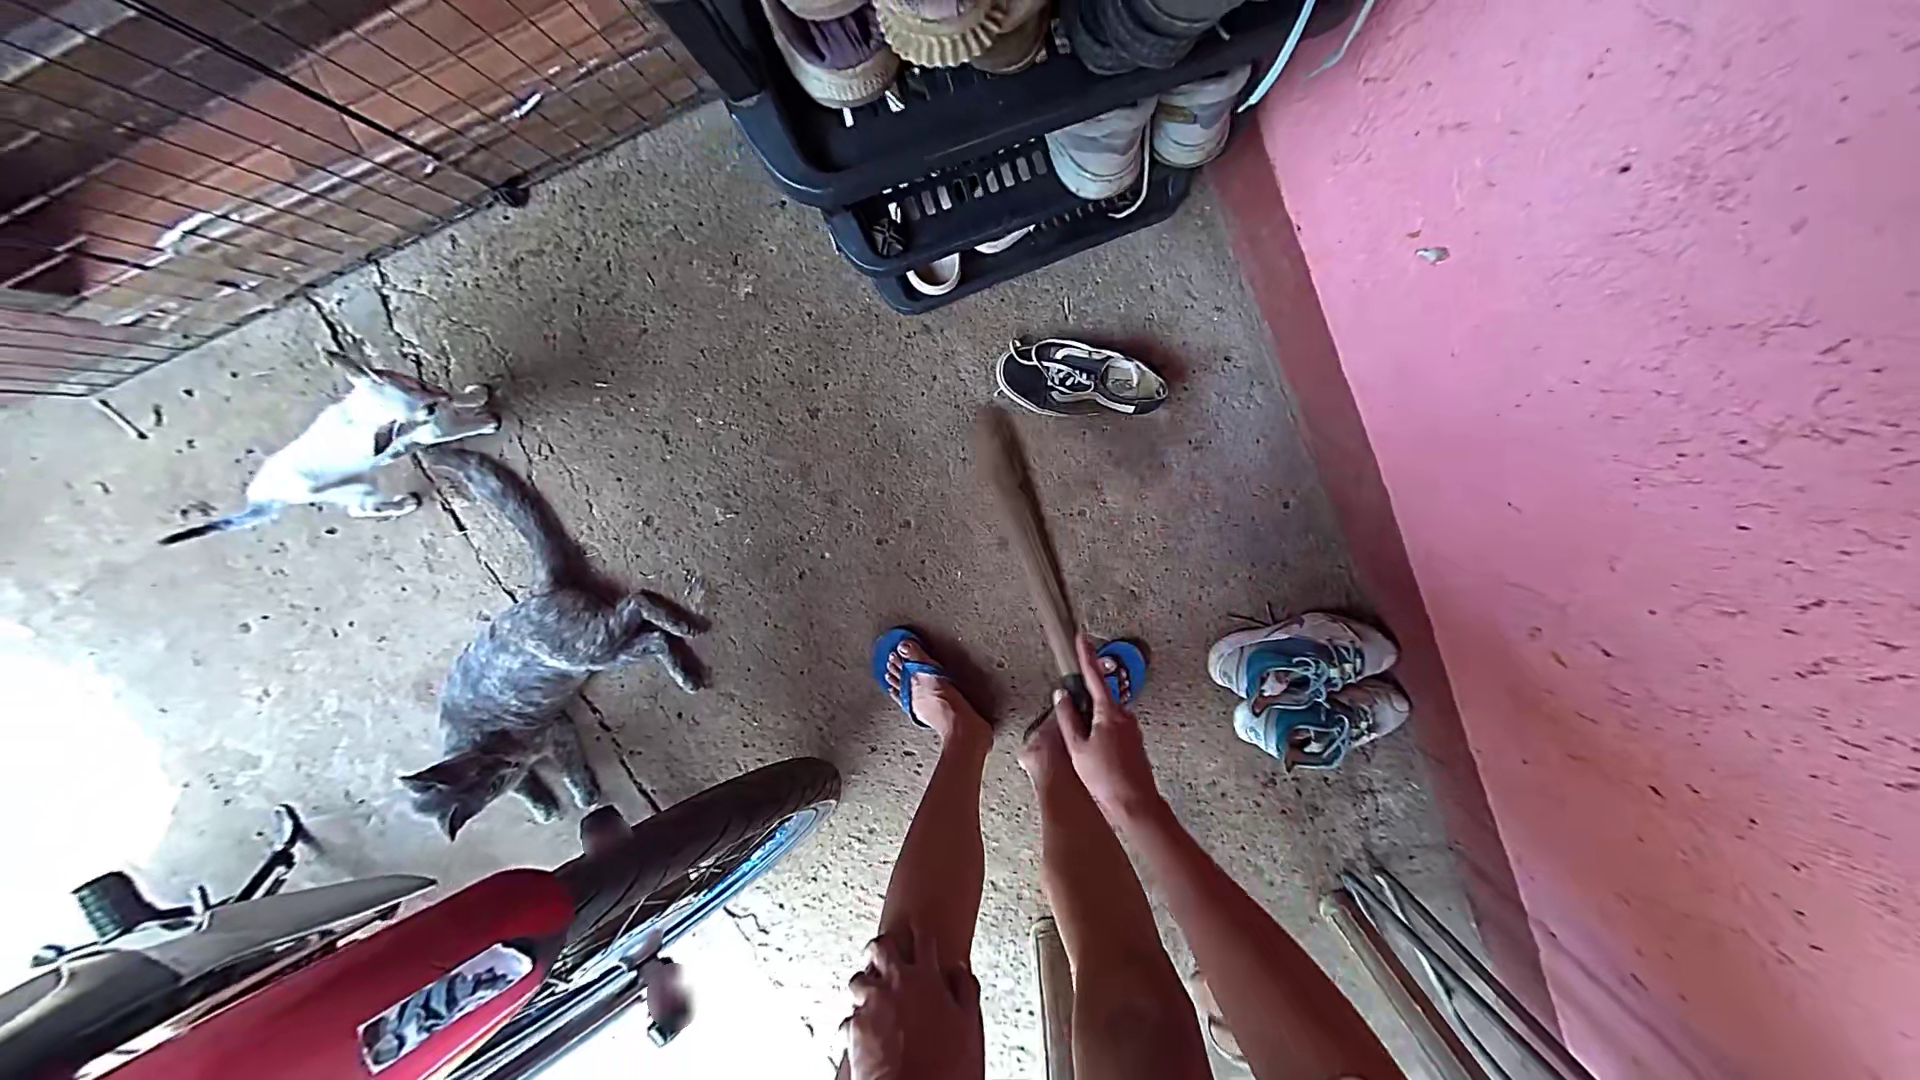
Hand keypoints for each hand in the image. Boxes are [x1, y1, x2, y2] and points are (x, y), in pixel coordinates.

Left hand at [843, 924, 984, 1079]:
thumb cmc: (944, 1069)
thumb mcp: (969, 1026)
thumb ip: (964, 991)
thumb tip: (960, 971)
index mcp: (926, 978)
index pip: (922, 939)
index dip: (920, 932)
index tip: (919, 930)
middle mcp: (896, 983)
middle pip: (882, 947)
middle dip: (882, 946)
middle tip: (884, 949)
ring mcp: (872, 1004)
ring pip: (859, 979)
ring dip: (864, 983)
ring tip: (869, 990)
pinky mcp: (854, 1029)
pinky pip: (848, 1018)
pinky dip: (854, 1023)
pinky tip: (861, 1030)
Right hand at [1054, 634, 1165, 824]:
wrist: (1135, 805)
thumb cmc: (1107, 779)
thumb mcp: (1077, 747)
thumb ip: (1067, 717)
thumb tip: (1061, 696)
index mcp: (1109, 712)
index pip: (1094, 675)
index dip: (1085, 654)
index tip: (1081, 637)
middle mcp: (1124, 716)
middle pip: (1099, 696)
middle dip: (1083, 699)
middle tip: (1070, 708)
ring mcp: (1131, 729)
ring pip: (1104, 714)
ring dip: (1091, 721)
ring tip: (1082, 746)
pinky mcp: (1133, 741)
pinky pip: (1111, 727)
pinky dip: (1099, 732)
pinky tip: (1093, 753)